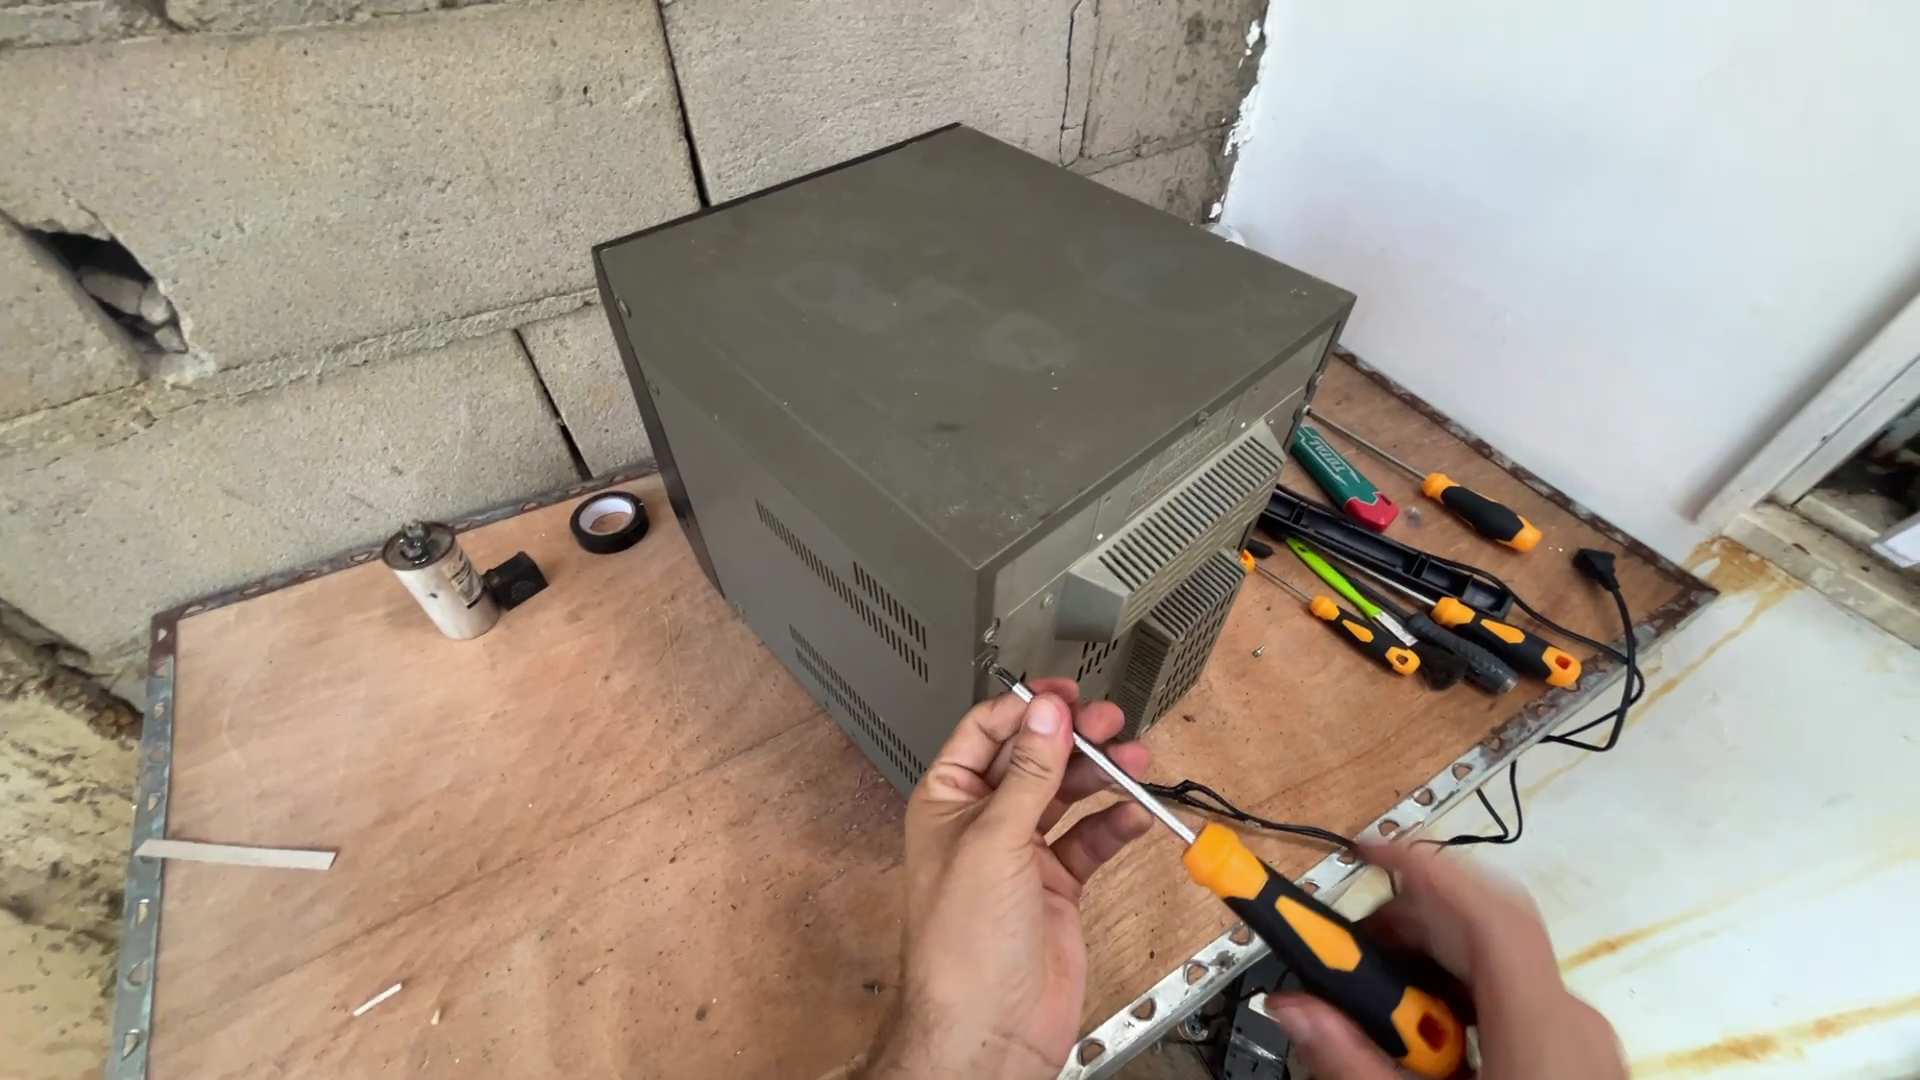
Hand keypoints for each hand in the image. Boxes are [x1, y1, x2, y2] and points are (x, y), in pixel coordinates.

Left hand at [863, 680, 1153, 1078]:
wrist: (992, 1033)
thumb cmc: (962, 944)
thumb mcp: (995, 841)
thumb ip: (1027, 773)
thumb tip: (1045, 713)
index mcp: (949, 799)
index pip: (988, 732)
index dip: (1026, 708)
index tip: (1064, 694)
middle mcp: (984, 818)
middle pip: (1032, 757)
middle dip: (1071, 738)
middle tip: (1108, 722)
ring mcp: (1021, 849)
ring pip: (1065, 793)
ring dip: (1099, 775)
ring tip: (1134, 757)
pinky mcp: (1055, 880)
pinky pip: (1088, 838)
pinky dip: (1112, 823)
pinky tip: (1132, 813)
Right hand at [1260, 841, 1624, 1079]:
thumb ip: (1351, 1062)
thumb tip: (1288, 1005)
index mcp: (1541, 1030)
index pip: (1488, 913)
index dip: (1424, 867)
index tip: (1364, 848)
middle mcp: (1569, 1019)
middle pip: (1474, 927)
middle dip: (1400, 920)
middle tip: (1345, 950)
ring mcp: (1579, 1035)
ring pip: (1489, 954)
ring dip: (1422, 954)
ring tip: (1378, 1000)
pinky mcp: (1576, 1052)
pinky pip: (1505, 986)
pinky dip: (1451, 983)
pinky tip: (1423, 1031)